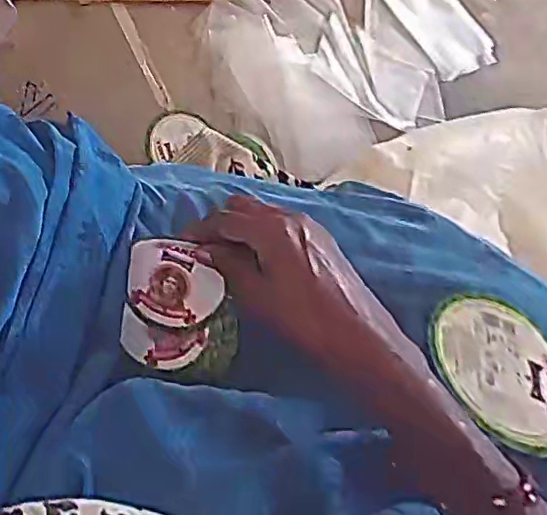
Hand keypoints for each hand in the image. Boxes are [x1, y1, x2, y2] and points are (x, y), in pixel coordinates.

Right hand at [187, 197, 423, 375]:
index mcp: (271, 228)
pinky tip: (258, 255)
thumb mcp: (258, 296)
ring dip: (241, 225)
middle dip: (220, 222)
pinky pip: (280, 222)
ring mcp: (308, 225)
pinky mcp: (320, 238)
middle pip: (243, 206)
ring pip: (262, 212)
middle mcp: (289, 217)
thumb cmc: (305, 322)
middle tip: (204, 245)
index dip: (200, 228)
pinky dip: (261, 230)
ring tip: (228, 251)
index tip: (183, 241)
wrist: (364, 341)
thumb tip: (205, 249)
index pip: (224, 219)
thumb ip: (229, 265)